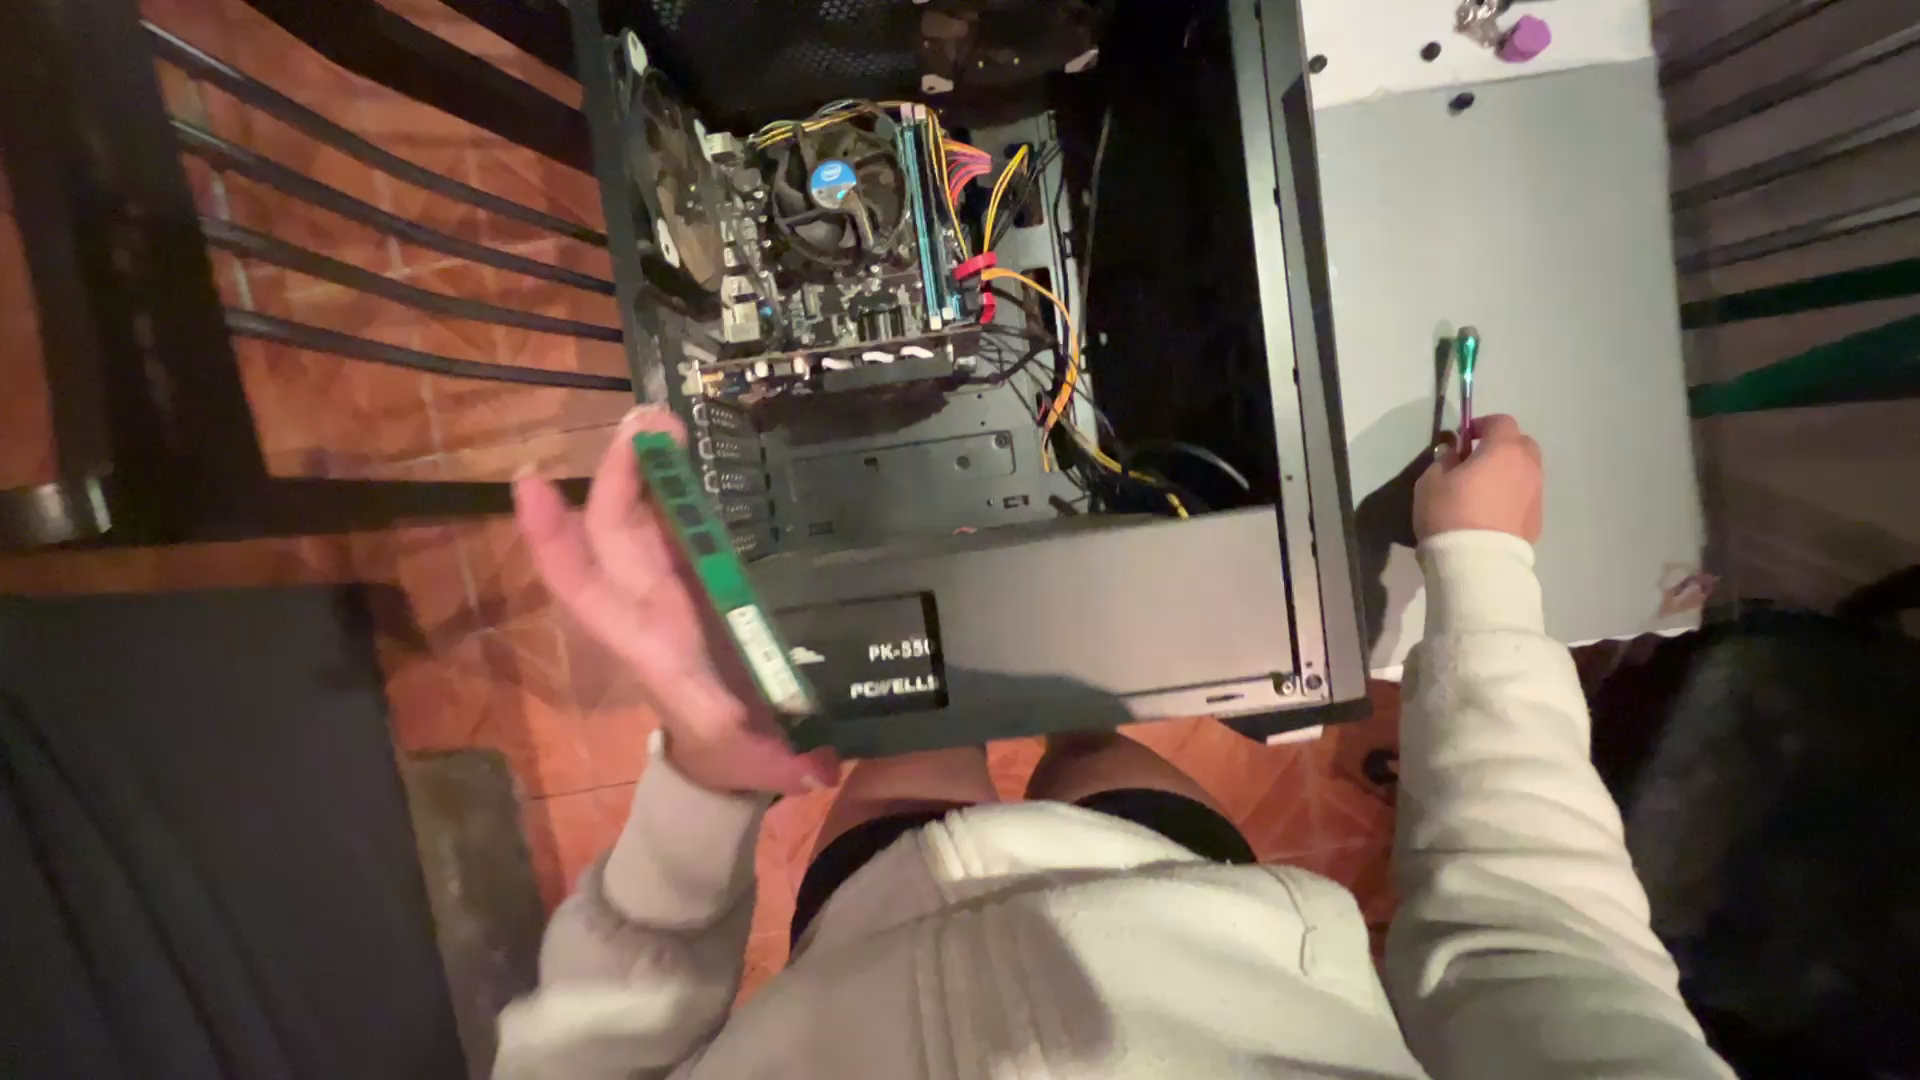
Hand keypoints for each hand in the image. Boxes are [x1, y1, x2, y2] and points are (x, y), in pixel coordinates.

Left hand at [513, 406, 838, 795]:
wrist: (723, 751)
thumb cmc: (728, 751)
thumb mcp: (751, 758)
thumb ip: (782, 765)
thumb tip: (817, 773)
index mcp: (650, 642)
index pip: (584, 588)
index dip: (554, 540)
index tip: (533, 483)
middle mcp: (648, 606)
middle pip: (614, 535)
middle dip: (620, 476)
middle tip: (649, 419)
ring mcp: (672, 587)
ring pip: (640, 519)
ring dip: (644, 468)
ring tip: (663, 419)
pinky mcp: (700, 578)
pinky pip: (675, 524)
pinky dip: (673, 487)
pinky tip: (685, 450)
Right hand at [1413, 413, 1542, 542]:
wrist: (1475, 558)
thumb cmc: (1448, 512)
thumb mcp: (1430, 481)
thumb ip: (1444, 461)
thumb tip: (1454, 454)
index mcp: (1503, 450)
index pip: (1501, 422)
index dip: (1482, 424)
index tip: (1464, 437)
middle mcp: (1528, 466)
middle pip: (1521, 443)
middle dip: (1501, 445)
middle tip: (1476, 460)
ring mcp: (1537, 492)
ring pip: (1525, 470)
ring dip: (1508, 471)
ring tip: (1483, 488)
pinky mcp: (1537, 517)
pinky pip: (1525, 495)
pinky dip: (1511, 494)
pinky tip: (1491, 511)